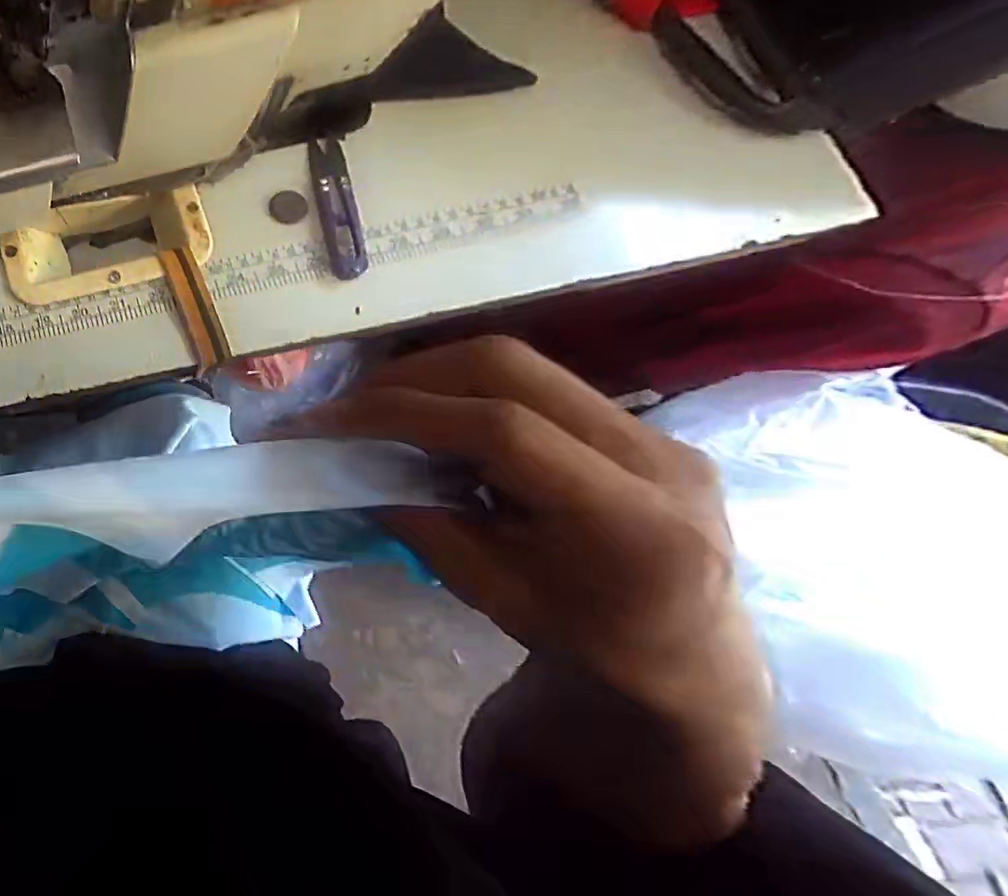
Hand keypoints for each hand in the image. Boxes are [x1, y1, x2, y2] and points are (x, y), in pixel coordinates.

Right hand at [284, 337, 769, 839]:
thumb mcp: (489, 593)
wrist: (688, 656)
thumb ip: (422, 522)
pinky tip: (435, 415)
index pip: (501, 428)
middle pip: (509, 368)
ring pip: (520, 362)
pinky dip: (465, 386)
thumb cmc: (585, 643)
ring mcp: (653, 430)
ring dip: (434, 373)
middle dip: (412, 375)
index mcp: (628, 520)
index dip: (405, 412)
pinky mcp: (635, 422)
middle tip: (350, 403)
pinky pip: (534, 379)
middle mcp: (655, 456)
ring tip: (381, 404)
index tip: (332, 420)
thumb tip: (351, 464)